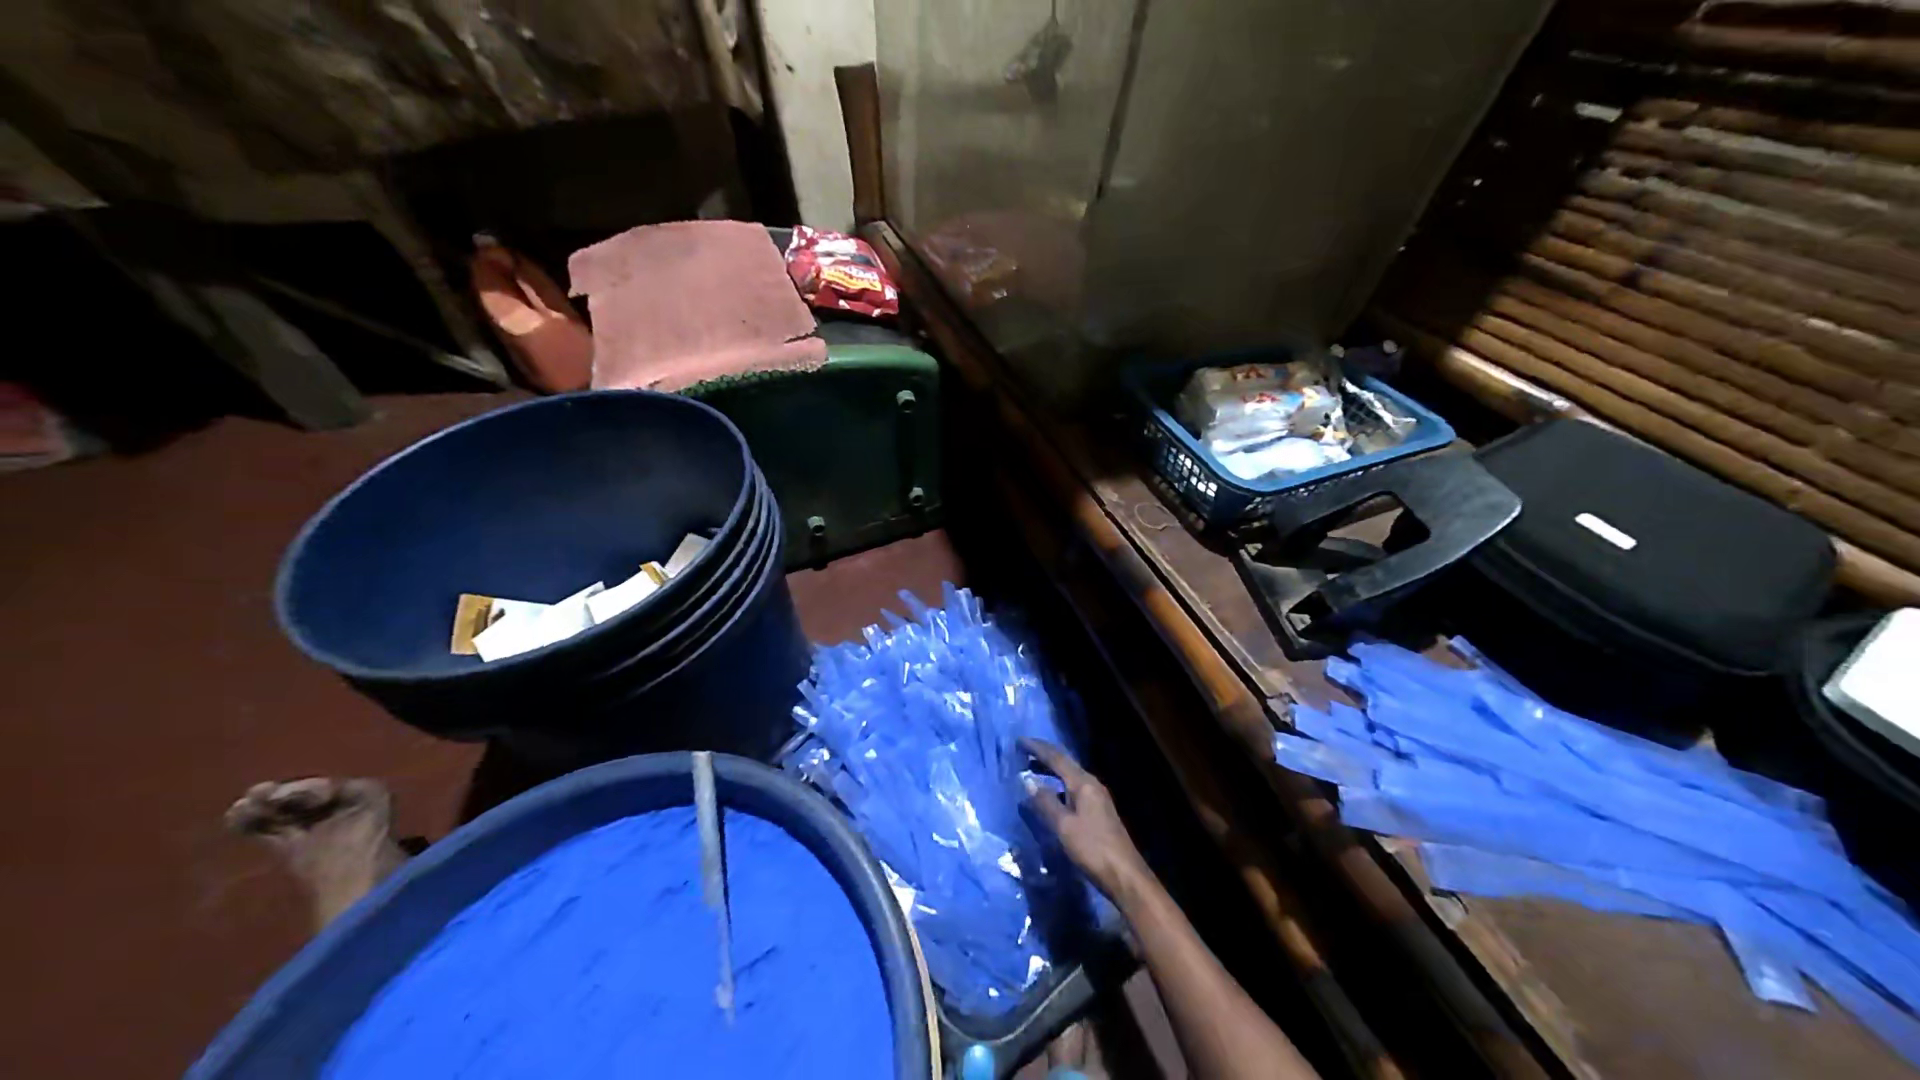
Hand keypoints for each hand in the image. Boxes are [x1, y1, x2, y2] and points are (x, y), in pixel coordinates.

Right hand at [1021, 738, 1151, 900]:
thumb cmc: (1092, 848)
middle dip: (1043, 756)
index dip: (1037, 748)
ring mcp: (1097, 798)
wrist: (1125, 875)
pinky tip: (1050, 795)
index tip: (1018, 741)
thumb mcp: (1064, 826)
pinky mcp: (1098, 811)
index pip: (1056, 758)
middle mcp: (1092, 785)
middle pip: (1064, 764)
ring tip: (1030, 770)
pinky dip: (1057, 785)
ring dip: (1050, 771)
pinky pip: (1073, 788)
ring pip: (1069, 776)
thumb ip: (1045, 802)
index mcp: (1083, 783)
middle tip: (1022, 753)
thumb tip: (1027, 779)